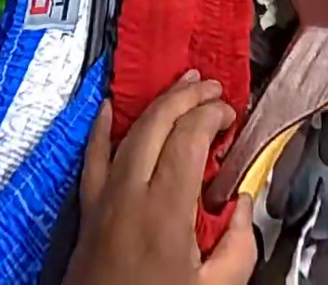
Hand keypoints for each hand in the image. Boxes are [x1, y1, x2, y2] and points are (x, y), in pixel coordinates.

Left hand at [66, 70, 257, 284]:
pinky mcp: (87, 216)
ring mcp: (102, 204)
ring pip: (129, 132)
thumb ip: (239, 244)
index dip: (214, 114)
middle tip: (216, 90)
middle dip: (190, 96)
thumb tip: (241, 204)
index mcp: (164, 211)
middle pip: (158, 122)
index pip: (189, 135)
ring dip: (159, 102)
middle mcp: (129, 197)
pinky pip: (91, 161)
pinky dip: (100, 130)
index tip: (232, 118)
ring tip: (185, 83)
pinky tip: (108, 107)